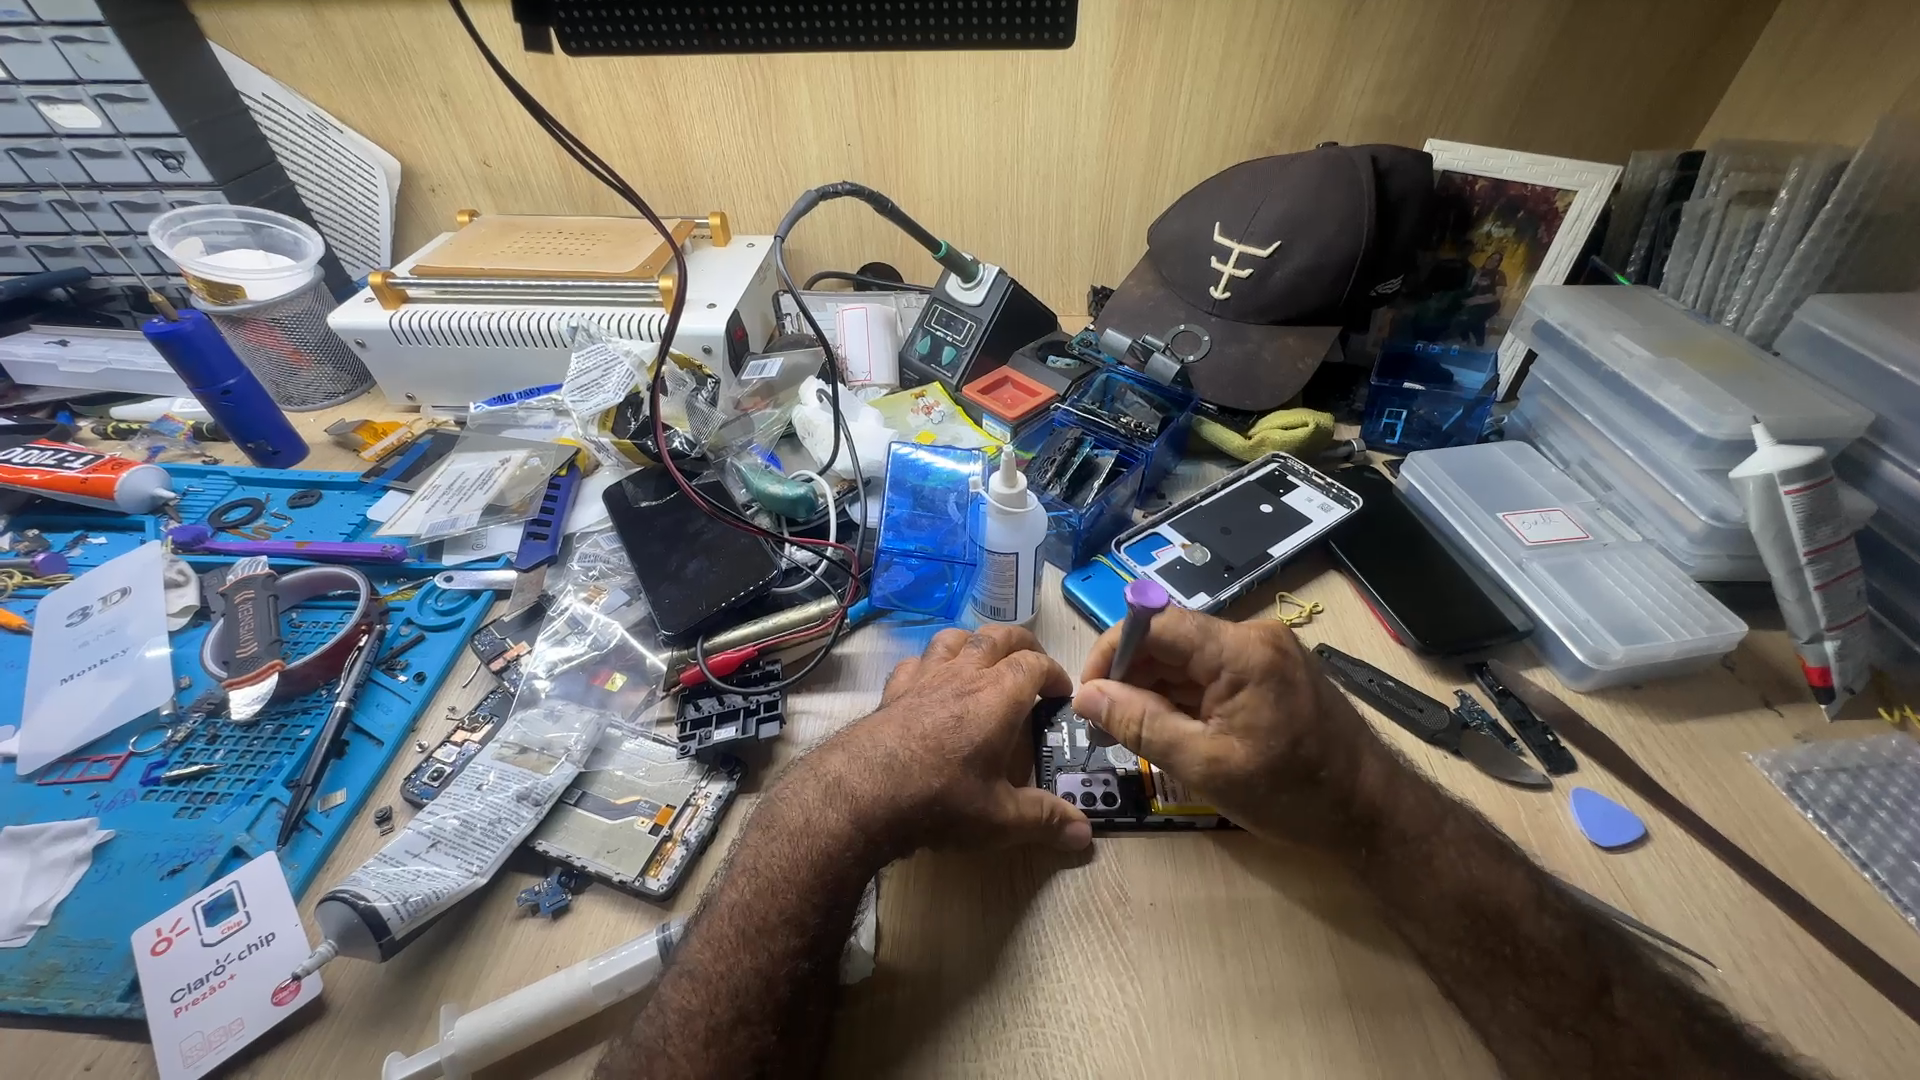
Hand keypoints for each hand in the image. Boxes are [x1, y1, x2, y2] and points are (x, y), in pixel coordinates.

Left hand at [802, 625, 1091, 861]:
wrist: (862, 793)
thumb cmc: (941, 799)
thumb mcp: (1000, 819)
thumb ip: (1045, 821)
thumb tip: (1085, 835)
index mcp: (999, 696)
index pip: (1035, 664)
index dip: (1054, 673)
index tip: (1061, 693)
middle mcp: (964, 675)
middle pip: (998, 636)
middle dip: (1022, 643)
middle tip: (1032, 663)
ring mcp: (925, 677)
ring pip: (954, 638)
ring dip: (974, 643)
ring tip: (983, 660)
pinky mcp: (893, 690)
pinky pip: (915, 662)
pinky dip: (930, 664)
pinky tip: (930, 682)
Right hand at [1073, 608, 1398, 849]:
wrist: (1376, 816)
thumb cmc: (1294, 795)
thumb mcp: (1206, 766)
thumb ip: (1140, 724)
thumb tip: (1086, 696)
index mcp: (1241, 650)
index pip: (1154, 623)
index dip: (1110, 651)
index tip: (1088, 694)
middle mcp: (1253, 636)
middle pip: (1169, 638)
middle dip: (1129, 676)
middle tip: (1104, 723)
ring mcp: (1265, 652)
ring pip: (1186, 657)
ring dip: (1153, 689)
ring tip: (1130, 731)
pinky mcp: (1270, 671)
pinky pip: (1210, 672)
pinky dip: (1182, 697)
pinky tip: (1168, 728)